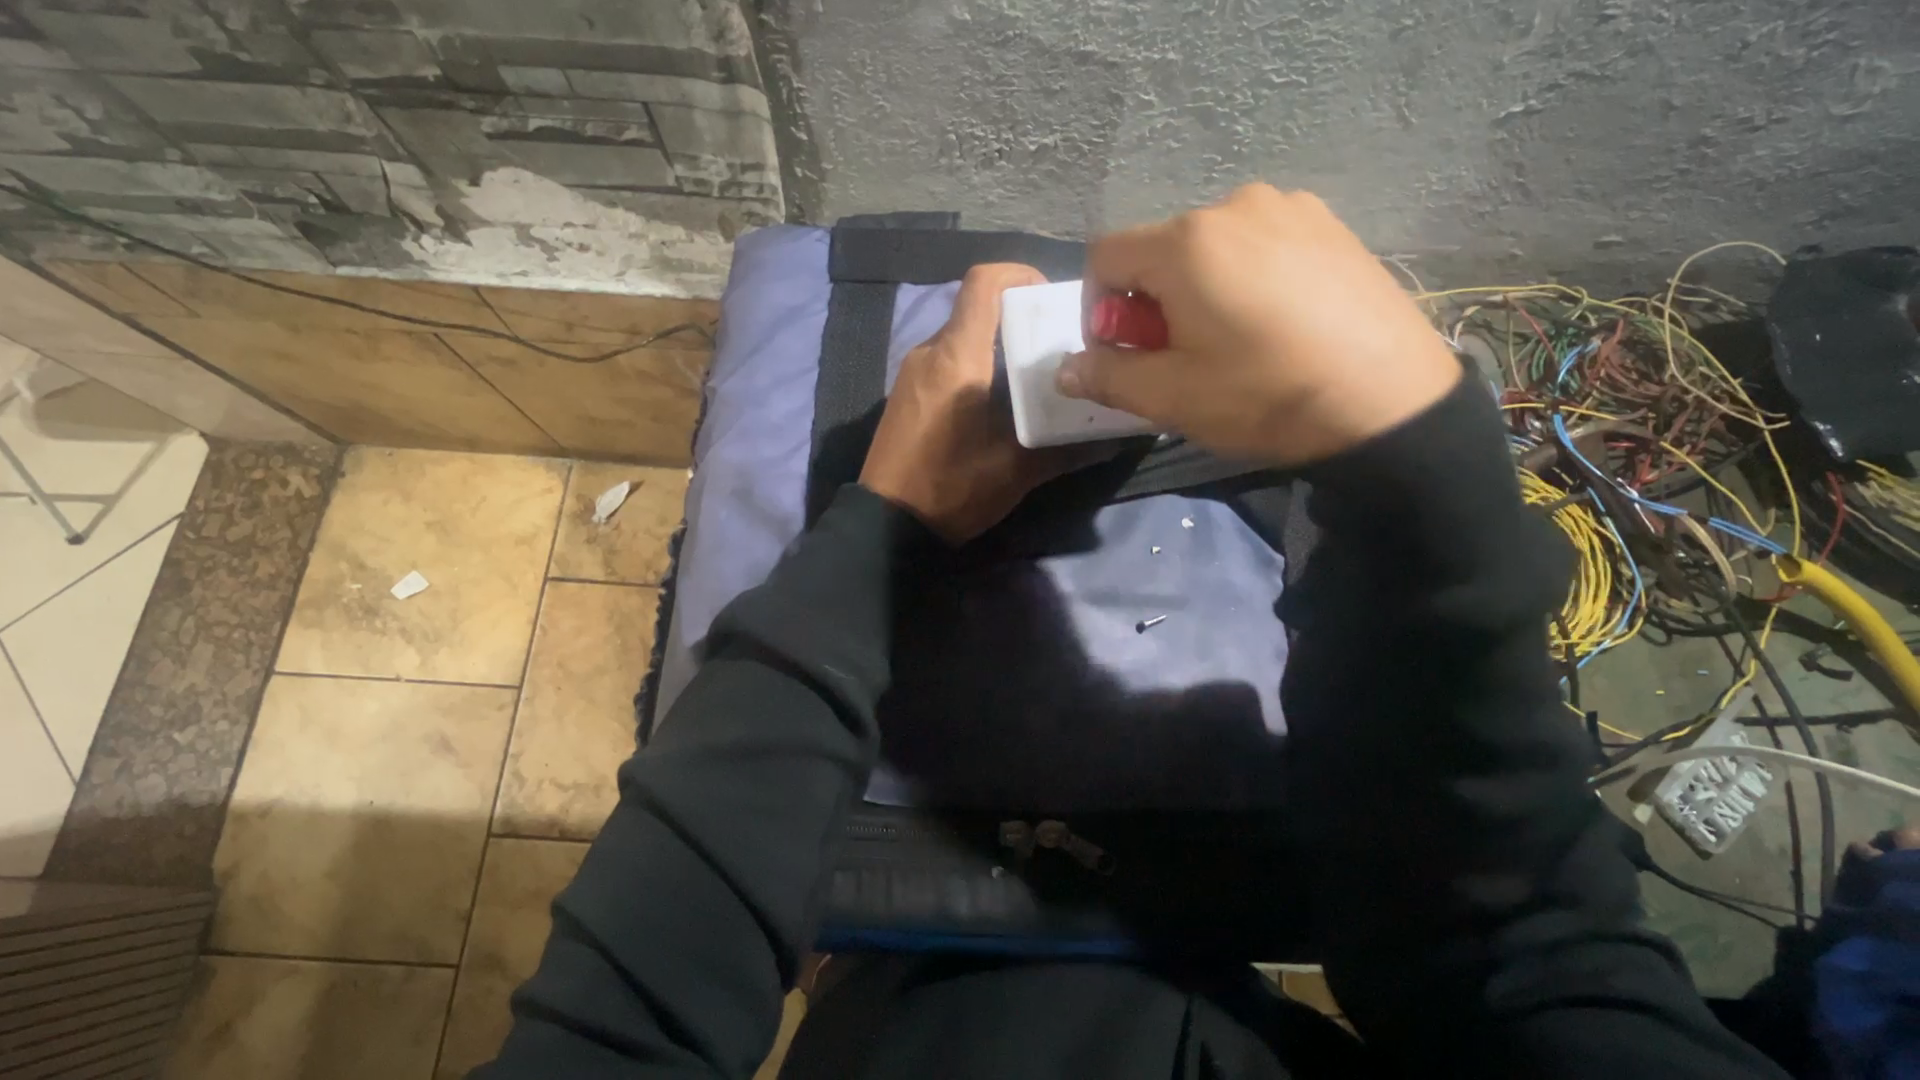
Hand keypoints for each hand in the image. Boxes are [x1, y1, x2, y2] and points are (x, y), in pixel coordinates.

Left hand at [860, 264, 1093, 542]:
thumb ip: (1068, 448)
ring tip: (1032, 382)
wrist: (886, 525)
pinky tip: (997, 405)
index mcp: (958, 357)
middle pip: (978, 311)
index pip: (985, 282)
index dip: (1021, 275)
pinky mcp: (905, 394)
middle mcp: (930, 352)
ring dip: (998, 349)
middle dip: (1019, 321)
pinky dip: (975, 368)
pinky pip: (946, 363)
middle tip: (1056, 348)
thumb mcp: (1017, 470)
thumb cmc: (952, 487)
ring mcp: (912, 372)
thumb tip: (1115, 440)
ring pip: (963, 339)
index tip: (1051, 301)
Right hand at [1058, 184, 1459, 464]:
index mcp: (1185, 241)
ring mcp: (1290, 208)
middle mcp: (1234, 205)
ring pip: (1212, 246)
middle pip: (1160, 250)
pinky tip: (1275, 322)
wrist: (1391, 402)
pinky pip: (1261, 243)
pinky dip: (1246, 277)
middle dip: (1150, 301)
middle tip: (1177, 356)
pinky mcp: (1331, 224)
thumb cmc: (1265, 397)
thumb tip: (1065, 369)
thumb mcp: (1172, 397)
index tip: (1121, 353)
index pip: (1106, 255)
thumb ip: (1107, 376)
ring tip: (1231, 340)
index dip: (1097, 307)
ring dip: (1198, 289)